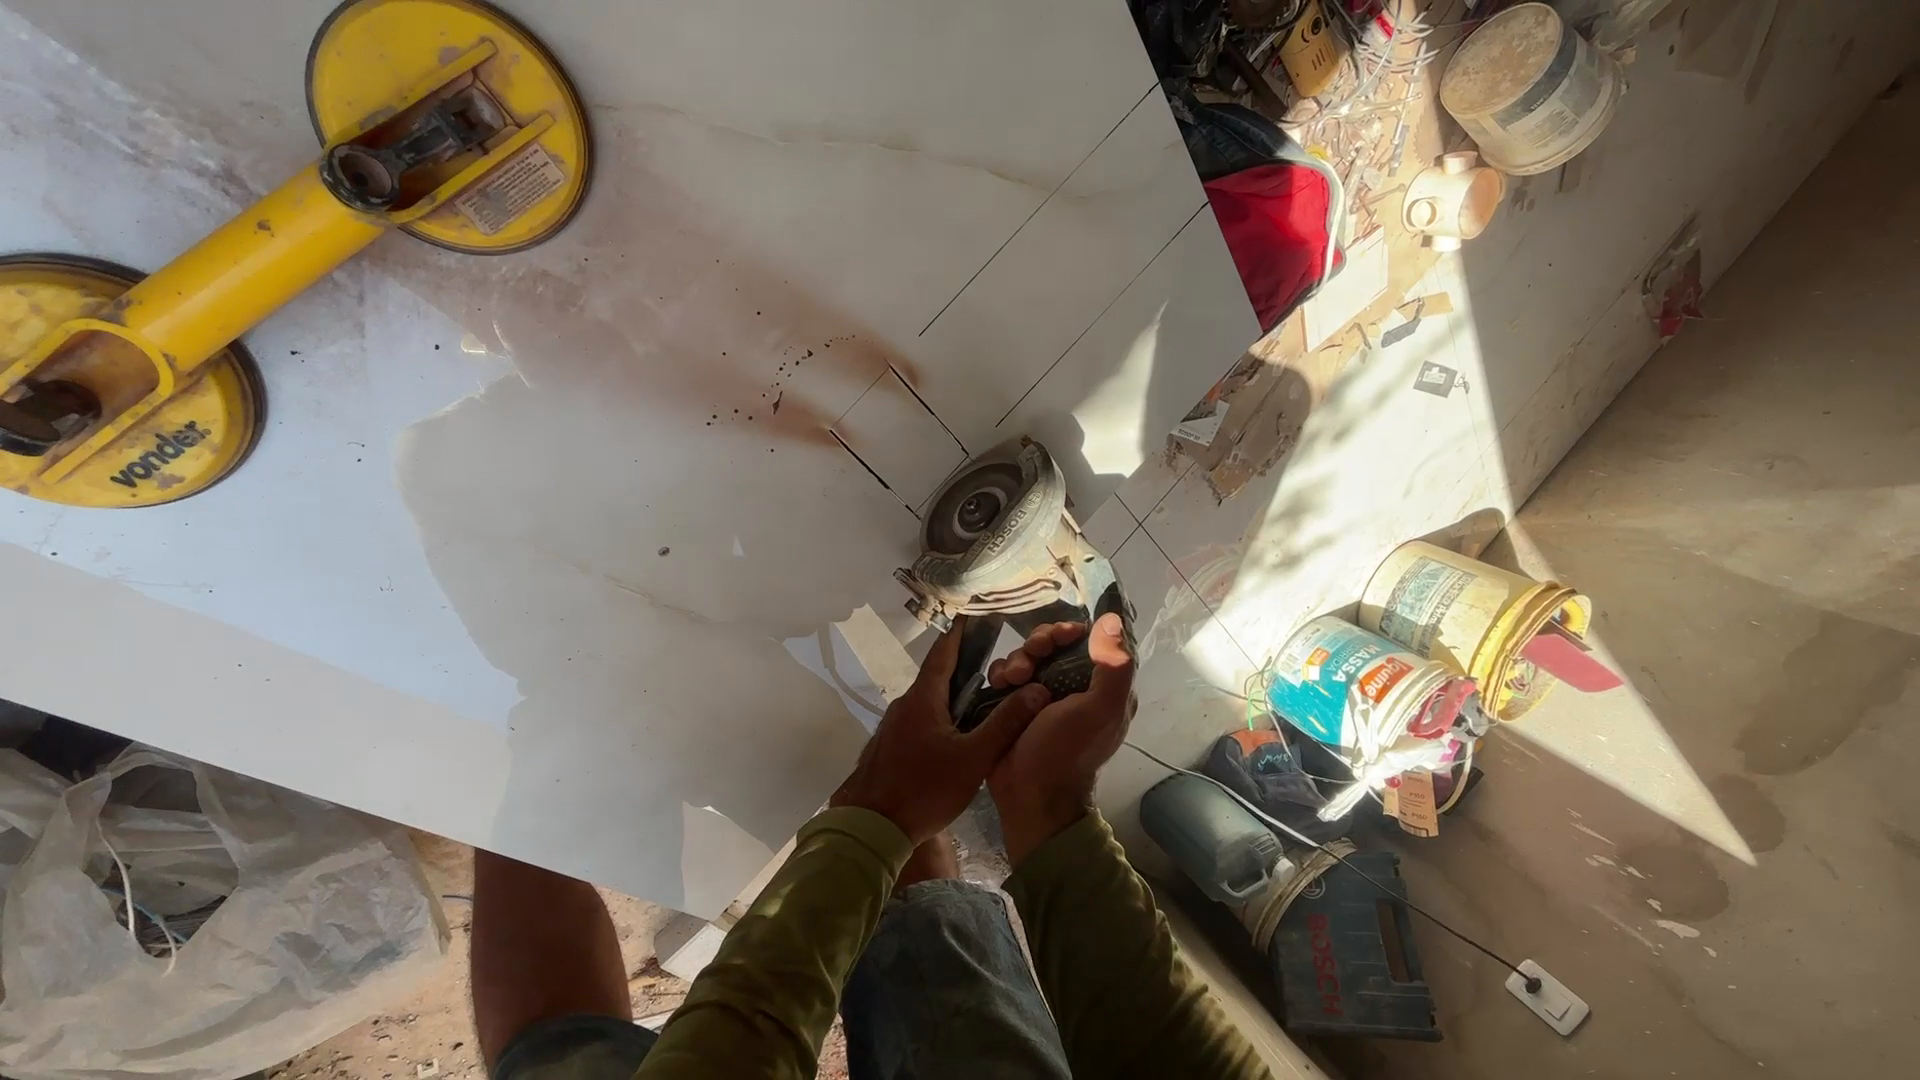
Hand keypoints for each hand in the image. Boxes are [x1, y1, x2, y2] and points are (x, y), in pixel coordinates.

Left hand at [830, 617, 1052, 844]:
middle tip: (995, 661)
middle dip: (965, 666)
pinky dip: (941, 716)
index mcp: (923, 698)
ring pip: (930, 701)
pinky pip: (921, 720)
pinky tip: (957, 733)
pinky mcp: (891, 747)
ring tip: (984, 698)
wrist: (870, 828)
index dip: (961, 632)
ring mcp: (894, 726)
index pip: (944, 652)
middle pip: (938, 676)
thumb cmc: (924, 789)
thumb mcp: (974, 758)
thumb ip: (1005, 723)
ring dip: (953, 695)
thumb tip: (1037, 690)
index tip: (976, 614)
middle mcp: (905, 704)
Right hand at [986, 613, 1135, 864]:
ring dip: (1016, 659)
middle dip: (1038, 643)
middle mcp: (1073, 684)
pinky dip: (1001, 673)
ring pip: (1027, 654)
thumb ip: (1113, 666)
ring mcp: (1041, 692)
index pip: (1088, 639)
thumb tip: (1112, 619)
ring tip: (1010, 680)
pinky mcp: (1014, 701)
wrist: (1028, 793)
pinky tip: (998, 685)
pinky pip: (1006, 671)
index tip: (1058, 636)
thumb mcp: (1099, 710)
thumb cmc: (1068, 751)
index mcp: (1101, 684)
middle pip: (1053, 642)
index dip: (1071, 630)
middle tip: (1029, 660)